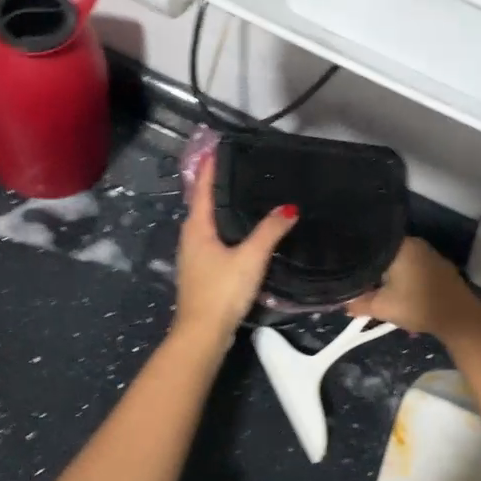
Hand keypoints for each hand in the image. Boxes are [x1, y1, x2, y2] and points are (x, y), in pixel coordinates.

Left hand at [172, 161, 297, 340]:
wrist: (202, 334)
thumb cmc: (221, 290)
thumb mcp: (250, 258)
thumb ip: (270, 231)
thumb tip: (290, 207)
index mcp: (197, 227)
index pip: (203, 188)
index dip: (211, 167)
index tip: (218, 146)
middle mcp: (190, 237)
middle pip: (204, 204)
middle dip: (219, 186)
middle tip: (242, 167)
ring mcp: (194, 256)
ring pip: (209, 223)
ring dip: (223, 209)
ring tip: (247, 195)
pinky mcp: (202, 271)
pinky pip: (214, 239)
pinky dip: (226, 228)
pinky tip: (244, 232)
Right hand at [348, 238, 480, 339]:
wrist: (460, 318)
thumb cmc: (419, 306)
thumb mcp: (383, 307)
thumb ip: (359, 303)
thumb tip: (342, 303)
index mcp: (400, 245)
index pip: (370, 245)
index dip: (357, 258)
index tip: (346, 270)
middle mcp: (415, 243)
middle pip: (384, 253)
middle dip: (372, 269)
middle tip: (360, 284)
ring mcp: (429, 253)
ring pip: (399, 260)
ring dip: (388, 274)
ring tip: (375, 289)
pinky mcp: (439, 266)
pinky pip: (413, 266)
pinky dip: (403, 276)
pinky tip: (398, 290)